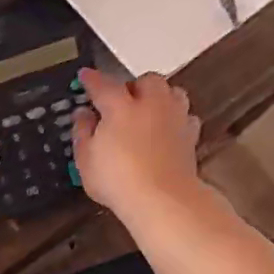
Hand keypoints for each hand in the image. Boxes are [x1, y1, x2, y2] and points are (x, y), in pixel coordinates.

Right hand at [71, 70, 203, 209]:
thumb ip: (82, 132)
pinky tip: (165, 129)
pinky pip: (184, 115)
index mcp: (120, 106)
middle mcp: (151, 103)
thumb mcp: (85, 159)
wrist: (161, 197)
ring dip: (158, 96)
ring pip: (170, 91)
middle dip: (132, 86)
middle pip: (145, 80)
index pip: (103, 85)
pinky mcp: (190, 133)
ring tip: (146, 110)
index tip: (84, 76)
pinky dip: (174, 118)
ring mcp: (175, 116)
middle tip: (119, 102)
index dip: (91, 80)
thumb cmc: (116, 179)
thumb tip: (83, 114)